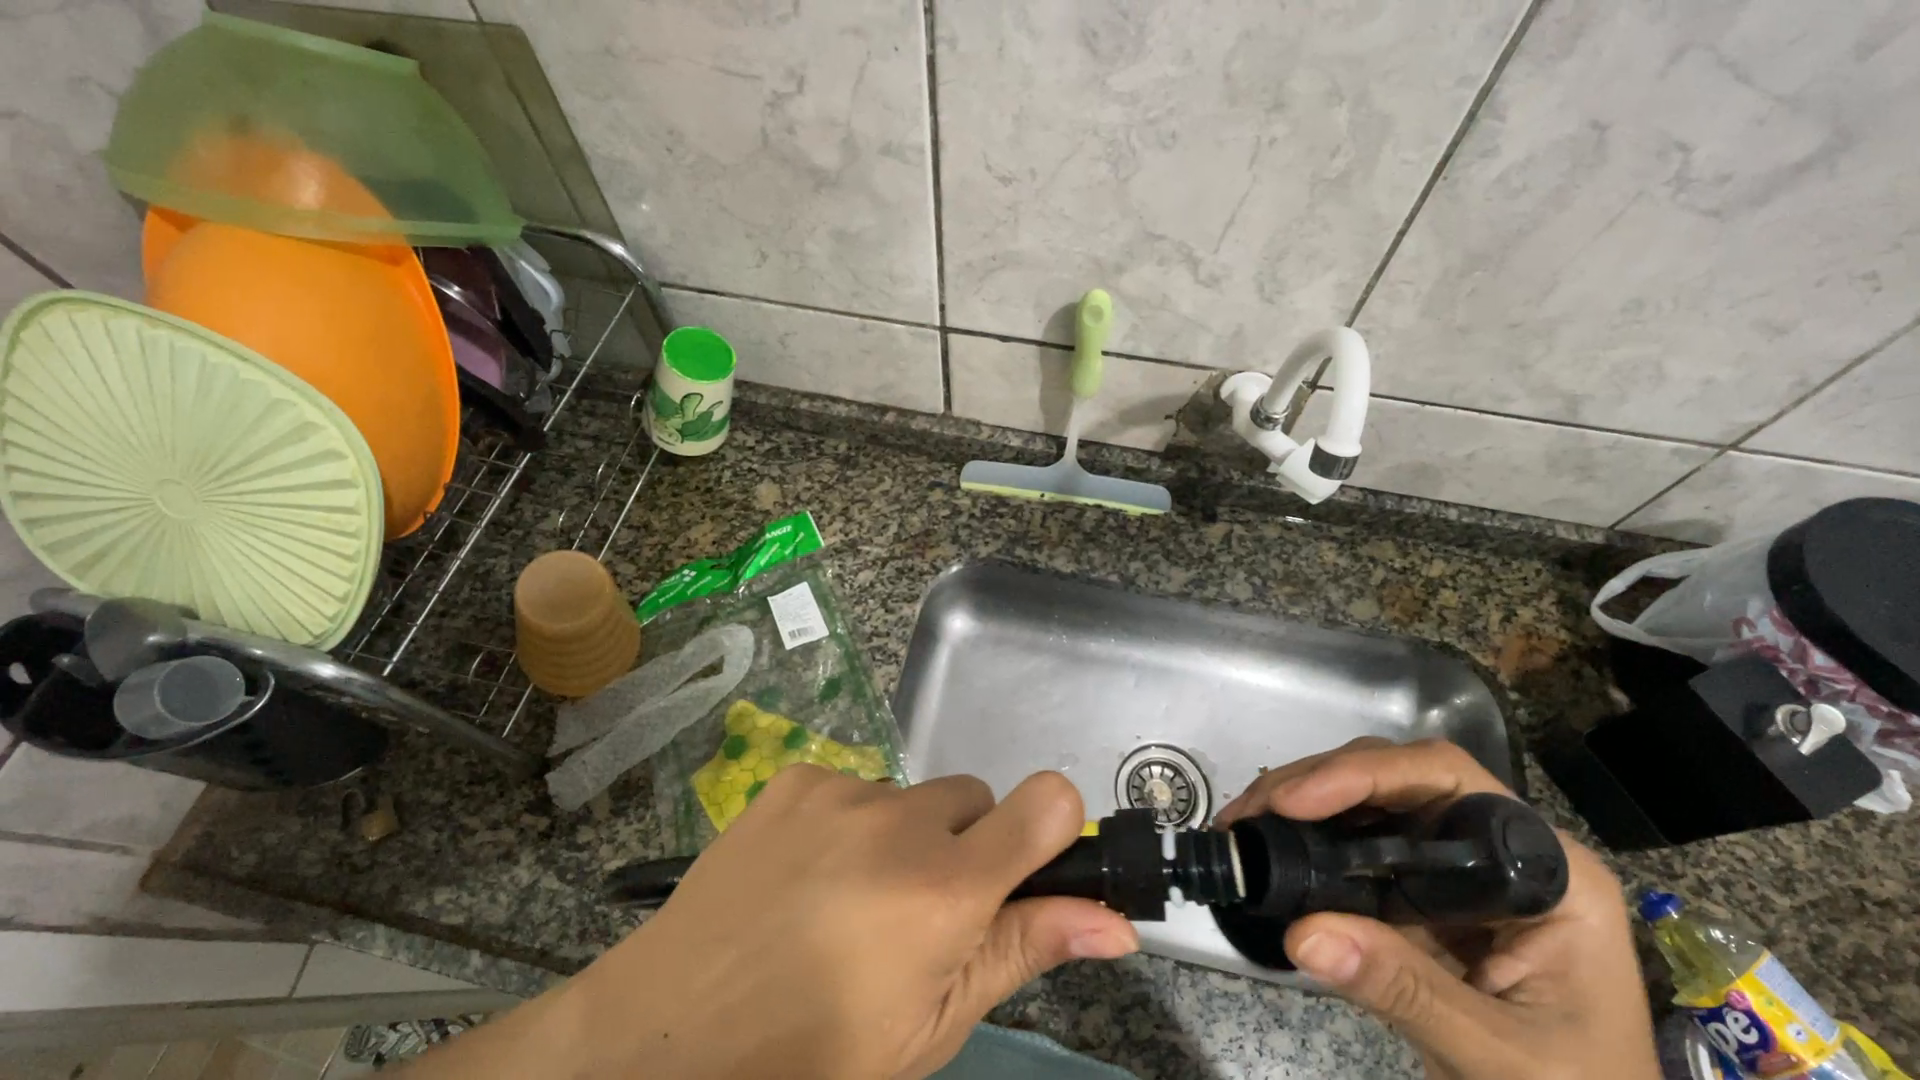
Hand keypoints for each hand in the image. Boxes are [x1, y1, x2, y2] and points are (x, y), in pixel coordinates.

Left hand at [400, 766, 1137, 1079]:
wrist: (675, 1030)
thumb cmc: (818, 1050)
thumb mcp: (931, 1023)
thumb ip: (1023, 951)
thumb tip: (1115, 925)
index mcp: (946, 888)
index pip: (1045, 803)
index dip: (1052, 828)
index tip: (1030, 869)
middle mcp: (899, 820)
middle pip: (974, 799)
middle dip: (966, 846)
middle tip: (920, 911)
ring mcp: (840, 791)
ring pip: (909, 797)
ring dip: (901, 837)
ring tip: (848, 900)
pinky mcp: (793, 780)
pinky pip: (850, 786)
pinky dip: (846, 822)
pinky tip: (806, 875)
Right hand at [1215, 737, 1660, 1079]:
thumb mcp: (1501, 1056)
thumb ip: (1407, 991)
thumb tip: (1300, 932)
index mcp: (1548, 872)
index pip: (1451, 782)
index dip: (1367, 776)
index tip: (1294, 801)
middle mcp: (1504, 854)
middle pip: (1404, 781)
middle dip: (1320, 784)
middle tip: (1249, 810)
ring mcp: (1463, 877)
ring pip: (1377, 809)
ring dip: (1306, 807)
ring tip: (1245, 824)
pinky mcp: (1427, 903)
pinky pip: (1363, 855)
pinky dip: (1312, 846)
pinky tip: (1271, 851)